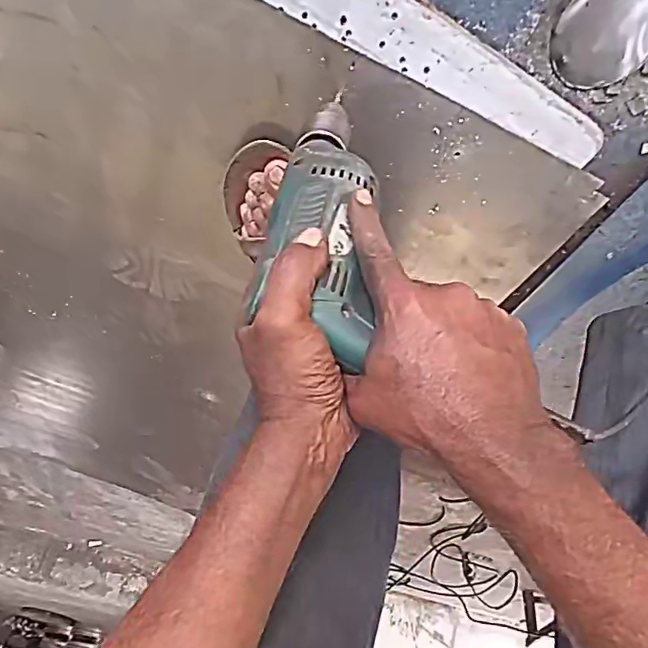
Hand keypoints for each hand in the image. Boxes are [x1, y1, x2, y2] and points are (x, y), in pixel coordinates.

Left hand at [238, 228, 356, 452]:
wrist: (316, 432)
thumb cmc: (291, 386)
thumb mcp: (281, 322)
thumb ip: (291, 276)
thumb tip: (312, 239)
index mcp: (265, 308)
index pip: (283, 258)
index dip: (304, 237)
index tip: (330, 215)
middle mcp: (290, 319)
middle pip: (315, 274)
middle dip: (337, 260)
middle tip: (359, 239)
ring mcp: (318, 335)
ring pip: (340, 295)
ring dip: (356, 285)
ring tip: (375, 264)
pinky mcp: (344, 348)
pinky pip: (358, 319)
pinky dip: (369, 310)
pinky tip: (382, 301)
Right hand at [342, 188, 560, 479]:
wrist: (493, 439)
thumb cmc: (437, 419)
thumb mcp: (370, 401)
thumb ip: (350, 370)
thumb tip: (343, 366)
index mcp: (405, 308)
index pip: (377, 254)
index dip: (364, 225)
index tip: (360, 204)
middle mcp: (446, 299)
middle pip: (415, 299)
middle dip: (409, 323)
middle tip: (409, 361)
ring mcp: (481, 310)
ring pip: (449, 315)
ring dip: (442, 336)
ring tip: (442, 376)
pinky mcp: (508, 326)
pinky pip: (479, 327)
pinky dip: (471, 346)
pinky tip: (466, 376)